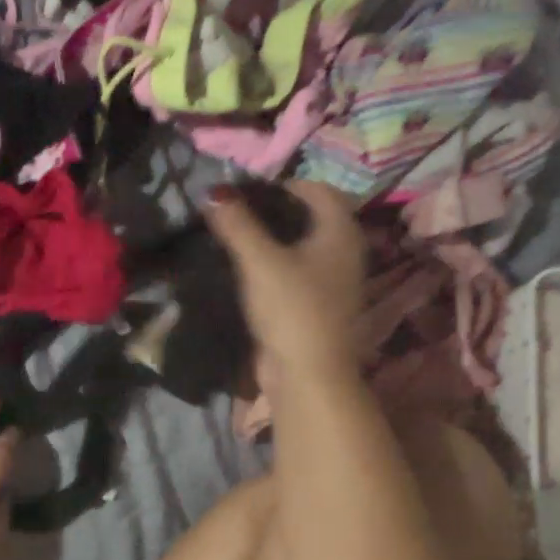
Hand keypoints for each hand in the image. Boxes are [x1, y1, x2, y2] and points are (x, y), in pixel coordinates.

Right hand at [204, 180, 366, 379]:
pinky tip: (247, 275)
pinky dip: (274, 268)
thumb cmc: (291, 308)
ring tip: (236, 242)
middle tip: (236, 216)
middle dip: (274, 214)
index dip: (281, 186)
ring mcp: (333, 282)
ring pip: (302, 248)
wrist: (307, 373)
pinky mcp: (316, 307)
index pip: (315, 189)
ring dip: (272, 242)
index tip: (245, 195)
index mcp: (341, 231)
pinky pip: (295, 274)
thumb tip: (213, 192)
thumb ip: (237, 225)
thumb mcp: (259, 261)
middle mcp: (345, 251)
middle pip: (310, 218)